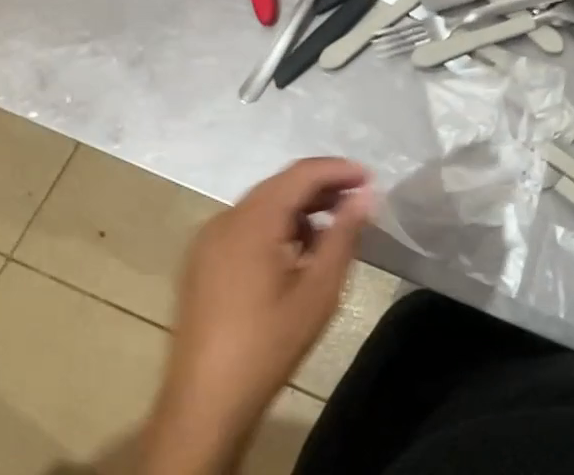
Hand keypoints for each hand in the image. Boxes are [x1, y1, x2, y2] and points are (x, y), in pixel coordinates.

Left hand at [143, 158, 370, 474]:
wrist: (205, 403)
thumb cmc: (269, 344)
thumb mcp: (319, 290)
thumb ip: (344, 235)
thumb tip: (365, 196)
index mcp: (251, 222)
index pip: (301, 174)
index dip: (339, 170)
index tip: (372, 180)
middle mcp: (224, 220)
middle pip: (279, 186)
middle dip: (321, 187)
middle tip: (359, 201)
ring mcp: (207, 242)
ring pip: (262, 206)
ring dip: (299, 208)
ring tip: (334, 228)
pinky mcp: (201, 263)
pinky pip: (245, 227)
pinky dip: (276, 226)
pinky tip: (298, 252)